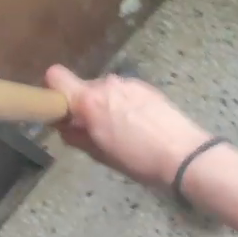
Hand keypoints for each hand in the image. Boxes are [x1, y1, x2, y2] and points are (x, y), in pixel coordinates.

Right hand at [44, 65, 210, 187]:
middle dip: (85, 106)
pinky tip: (139, 124)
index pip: (56, 76)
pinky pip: (125, 92)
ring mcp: (129, 82)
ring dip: (107, 105)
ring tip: (123, 131)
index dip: (54, 93)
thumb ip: (76, 135)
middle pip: (84, 88)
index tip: (63, 114)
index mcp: (89, 100)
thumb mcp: (100, 154)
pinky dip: (125, 103)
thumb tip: (65, 126)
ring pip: (106, 91)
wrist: (182, 153)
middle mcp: (107, 84)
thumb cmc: (137, 159)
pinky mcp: (147, 86)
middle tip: (97, 131)